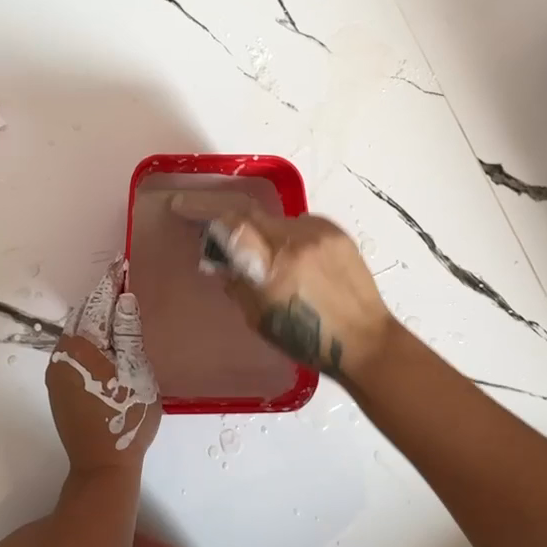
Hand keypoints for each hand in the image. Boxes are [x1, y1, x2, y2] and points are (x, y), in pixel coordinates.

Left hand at [47, 261, 160, 474]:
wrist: (102, 468)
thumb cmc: (124, 417)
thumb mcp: (137, 370)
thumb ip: (128, 333)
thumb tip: (124, 298)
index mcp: (78, 346)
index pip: (96, 304)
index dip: (110, 284)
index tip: (120, 264)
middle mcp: (61, 355)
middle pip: (85, 318)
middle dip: (104, 302)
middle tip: (125, 285)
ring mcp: (57, 373)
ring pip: (80, 335)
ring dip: (98, 323)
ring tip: (121, 311)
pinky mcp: (60, 388)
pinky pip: (77, 352)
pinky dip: (92, 342)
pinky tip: (110, 344)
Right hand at [171, 196, 393, 381]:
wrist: (365, 341)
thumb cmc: (308, 340)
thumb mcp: (260, 319)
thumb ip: (236, 284)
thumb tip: (217, 260)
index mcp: (273, 269)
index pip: (232, 224)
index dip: (203, 210)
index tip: (181, 205)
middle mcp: (295, 242)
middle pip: (250, 214)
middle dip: (228, 217)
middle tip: (214, 225)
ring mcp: (318, 234)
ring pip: (276, 220)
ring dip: (265, 233)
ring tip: (271, 260)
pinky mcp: (336, 232)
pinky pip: (301, 225)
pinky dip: (290, 237)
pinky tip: (298, 260)